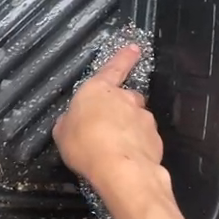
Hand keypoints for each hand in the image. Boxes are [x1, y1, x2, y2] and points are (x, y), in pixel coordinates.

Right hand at [54, 45, 172, 211]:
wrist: (120, 170)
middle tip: (109, 126)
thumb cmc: (84, 145)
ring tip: (115, 150)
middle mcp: (124, 99)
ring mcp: (143, 118)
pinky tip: (126, 160)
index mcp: (99, 90)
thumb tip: (71, 122)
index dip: (124, 58)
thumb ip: (69, 122)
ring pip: (137, 120)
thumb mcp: (62, 133)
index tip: (135, 48)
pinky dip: (138, 146)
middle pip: (126, 98)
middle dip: (122, 108)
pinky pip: (145, 140)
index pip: (114, 68)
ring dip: (129, 129)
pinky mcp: (155, 139)